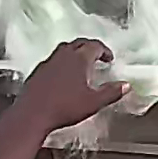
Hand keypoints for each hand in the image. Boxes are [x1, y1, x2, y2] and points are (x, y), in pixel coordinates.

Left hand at [12, 39, 128, 132]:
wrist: (31, 115)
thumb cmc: (64, 108)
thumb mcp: (93, 102)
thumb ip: (111, 92)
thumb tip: (126, 85)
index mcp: (79, 59)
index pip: (95, 46)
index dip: (104, 50)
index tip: (109, 58)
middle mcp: (63, 55)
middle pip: (79, 43)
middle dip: (90, 47)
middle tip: (97, 56)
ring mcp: (49, 62)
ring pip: (65, 49)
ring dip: (75, 52)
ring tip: (81, 63)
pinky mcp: (37, 71)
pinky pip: (53, 60)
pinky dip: (62, 62)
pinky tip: (63, 75)